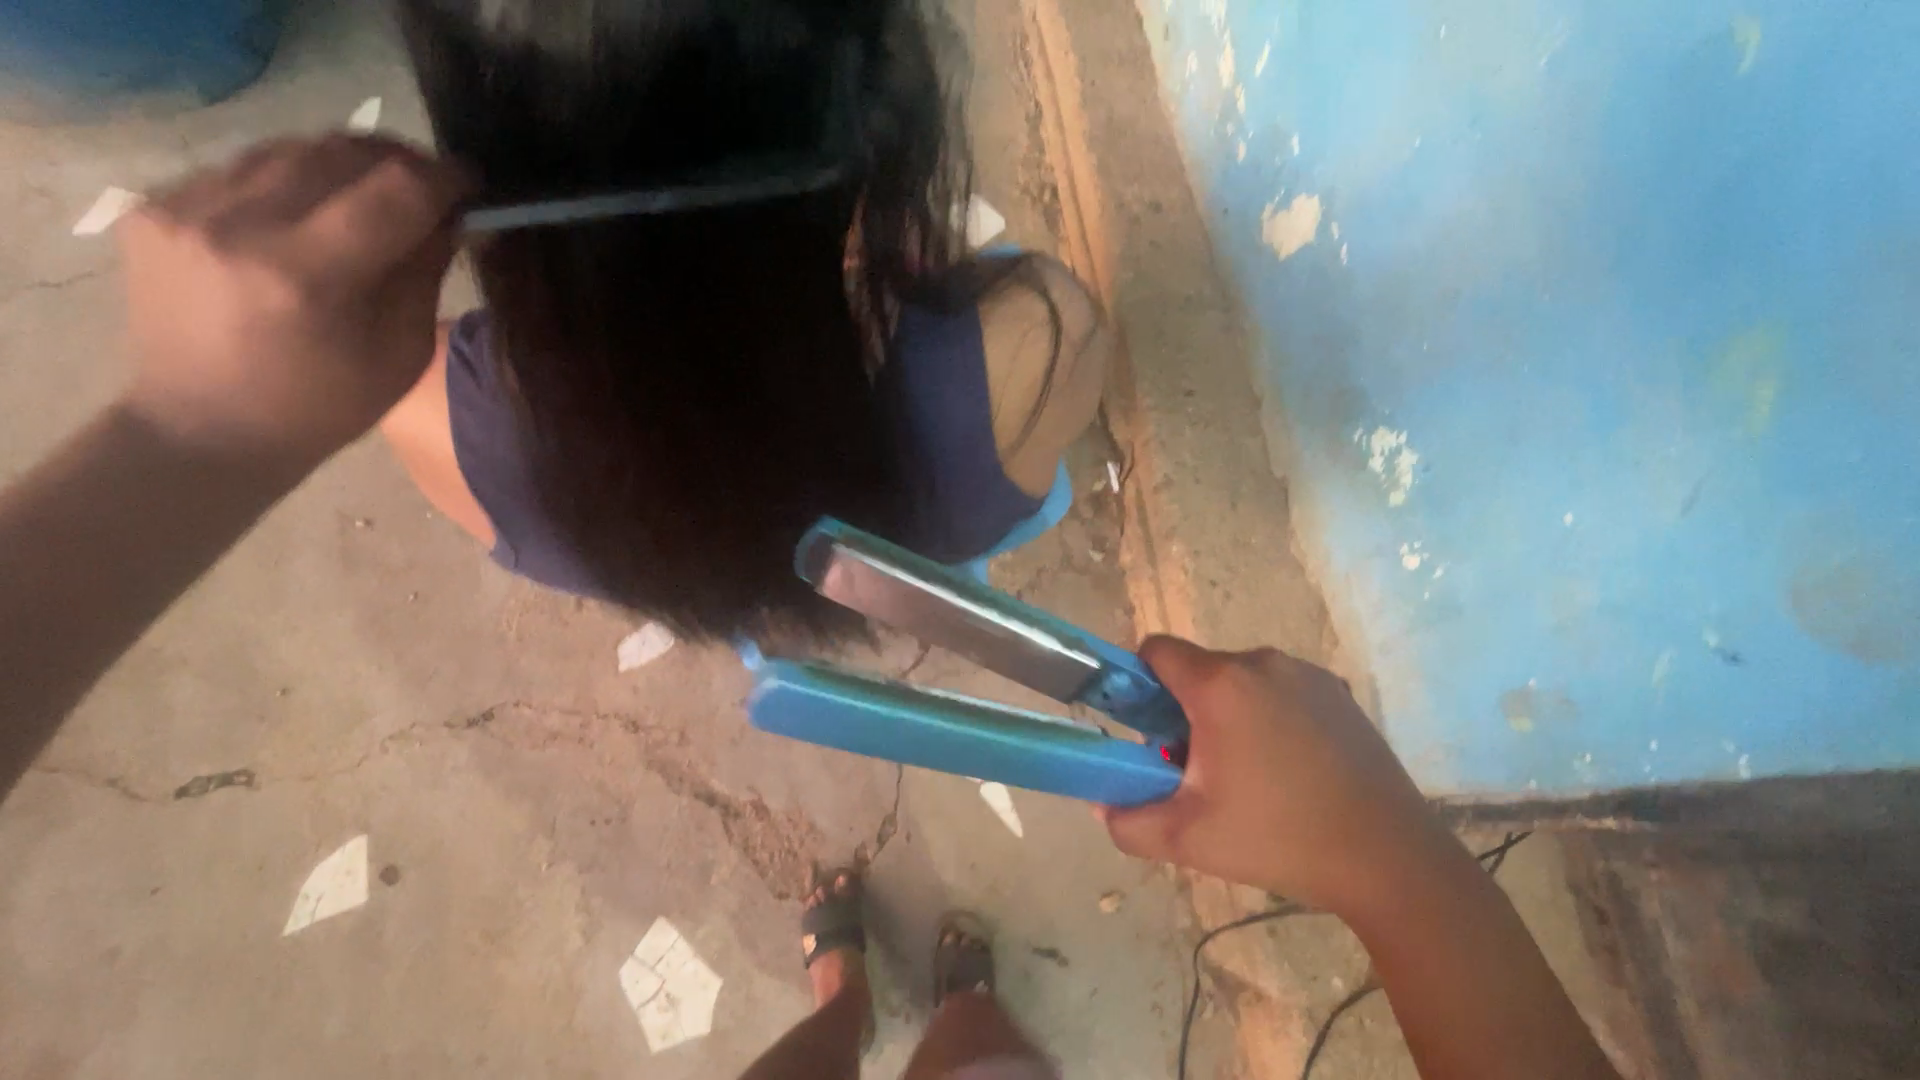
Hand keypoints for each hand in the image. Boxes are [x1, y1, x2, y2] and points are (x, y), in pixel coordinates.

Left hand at [117, 135, 468, 471]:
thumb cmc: (324, 406)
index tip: (472, 180)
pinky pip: (242, 168)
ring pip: (288, 149)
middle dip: (397, 160)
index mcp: (307, 276)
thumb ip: (424, 271)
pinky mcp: (155, 206)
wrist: (205, 426)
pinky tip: (312, 212)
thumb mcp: (401, 351)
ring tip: (377, 190)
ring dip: (344, 163)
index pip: (394, 193)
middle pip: (337, 152)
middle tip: (431, 181)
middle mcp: (238, 225)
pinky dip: (291, 179)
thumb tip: (449, 216)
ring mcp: (184, 209)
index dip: (443, 178)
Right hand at [1099, 637, 1455, 915]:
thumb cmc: (1278, 838)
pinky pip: (1281, 691)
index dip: (1138, 682)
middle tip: (1195, 768)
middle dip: (1184, 710)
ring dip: (1228, 713)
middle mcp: (1262, 663)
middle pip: (1198, 670)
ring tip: (1248, 774)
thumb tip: (1101, 804)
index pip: (1156, 650)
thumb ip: (1127, 821)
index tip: (1144, 729)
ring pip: (1241, 680)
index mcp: (1220, 684)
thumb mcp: (1187, 839)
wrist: (1389, 859)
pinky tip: (1291, 770)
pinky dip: (1269, 716)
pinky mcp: (1340, 693)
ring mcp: (1308, 674)